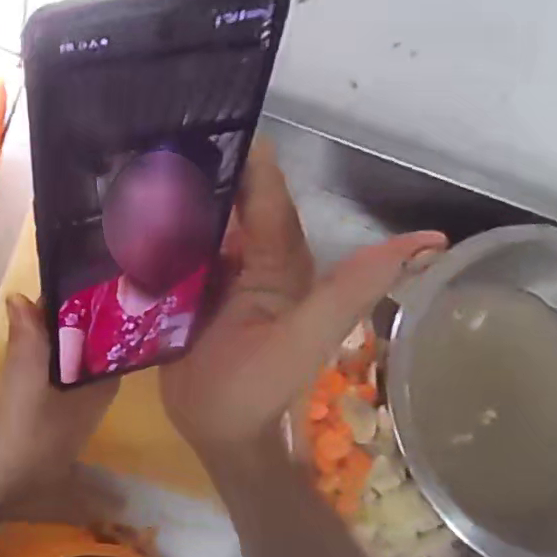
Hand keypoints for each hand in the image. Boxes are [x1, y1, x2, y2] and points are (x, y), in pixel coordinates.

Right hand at [0, 293, 118, 500]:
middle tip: (54, 287)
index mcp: (100, 391)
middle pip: (89, 351)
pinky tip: (24, 344)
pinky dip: (40, 357)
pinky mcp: (42, 418)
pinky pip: (48, 377)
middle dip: (74, 322)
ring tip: (38, 306)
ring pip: (67, 364)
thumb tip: (23, 297)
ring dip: (54, 338)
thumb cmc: (19, 431)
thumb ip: (29, 335)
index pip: (112, 341)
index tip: (82, 284)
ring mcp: (66, 411)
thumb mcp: (25, 376)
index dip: (100, 313)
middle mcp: (91, 400)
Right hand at [161, 137, 444, 462]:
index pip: (266, 207)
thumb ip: (350, 289)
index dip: (252, 170)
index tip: (222, 128)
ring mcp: (209, 280)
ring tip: (140, 169)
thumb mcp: (305, 337)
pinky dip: (153, 240)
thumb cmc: (257, 388)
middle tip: (166, 140)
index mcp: (279, 266)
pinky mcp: (180, 296)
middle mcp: (246, 265)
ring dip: (174, 203)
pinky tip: (125, 221)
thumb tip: (430, 241)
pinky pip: (169, 259)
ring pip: (194, 231)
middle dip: (204, 176)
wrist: (213, 429)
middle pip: (226, 211)